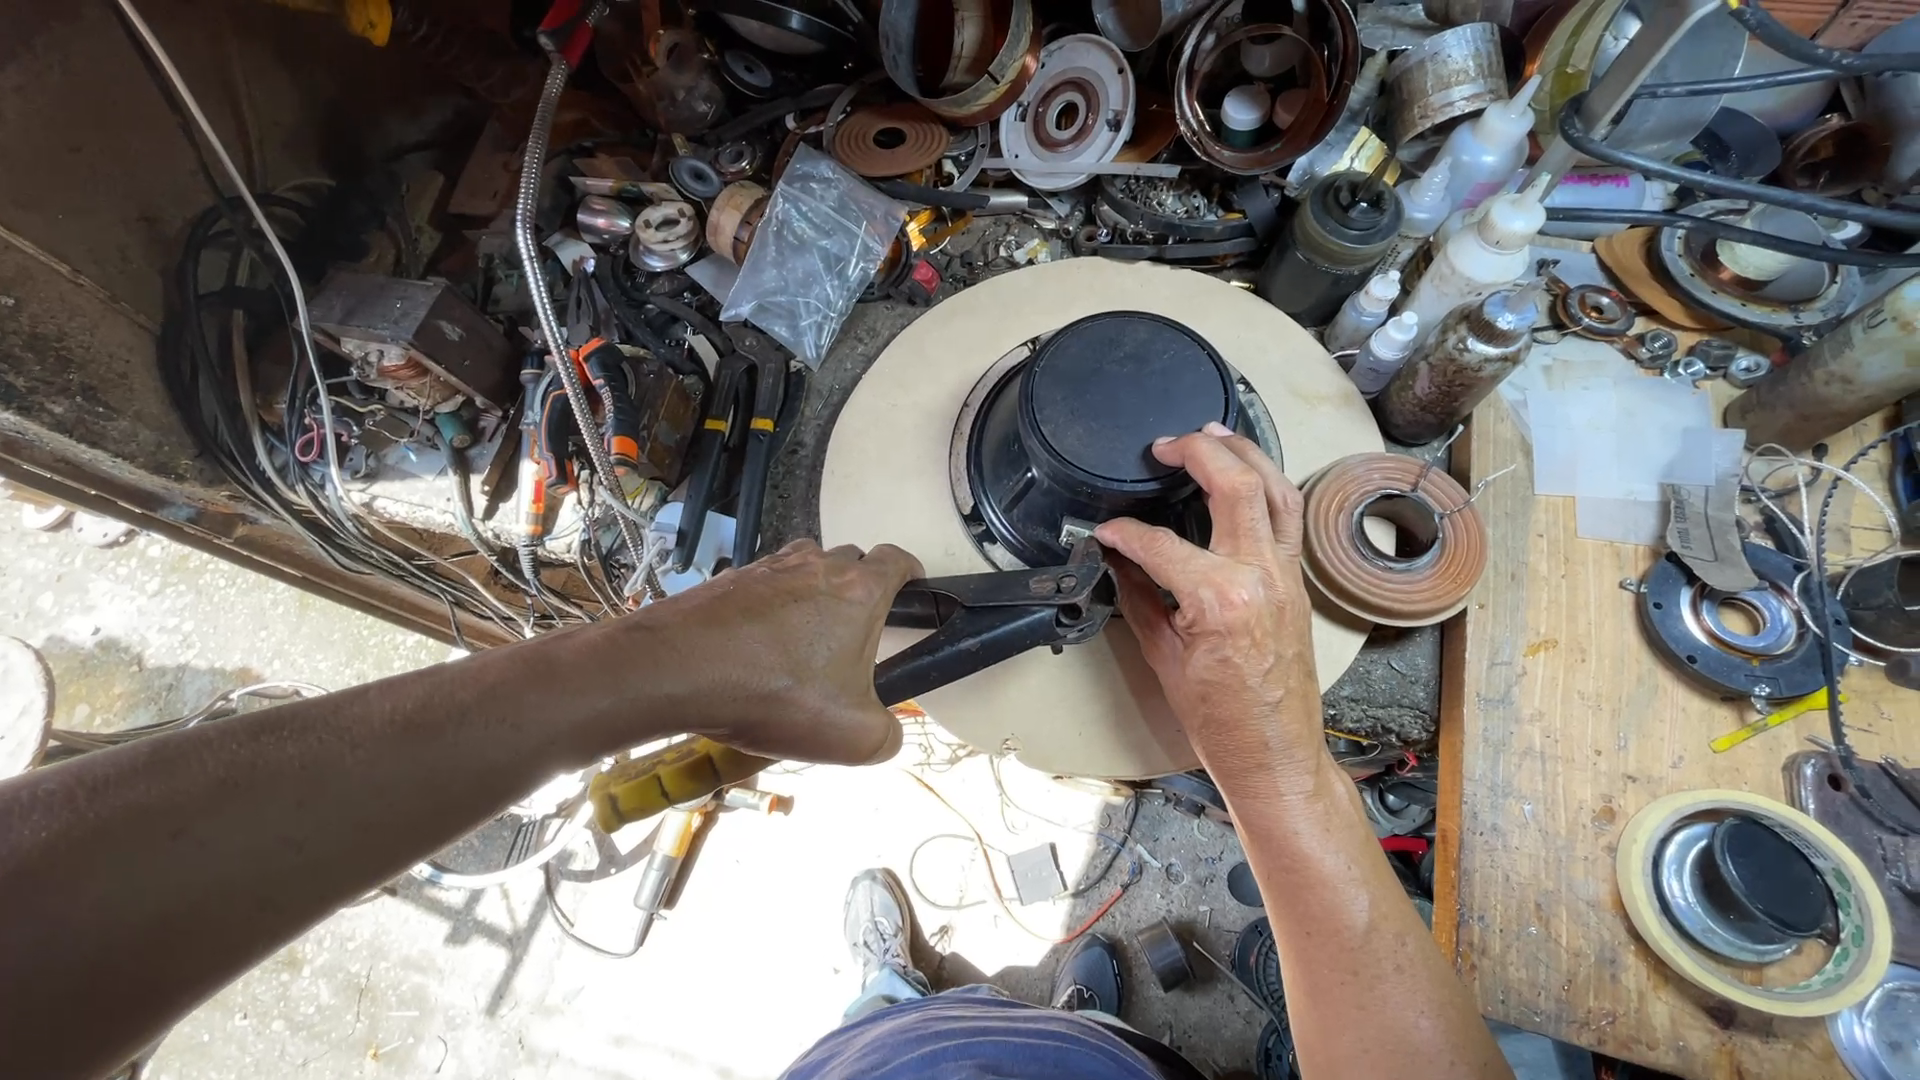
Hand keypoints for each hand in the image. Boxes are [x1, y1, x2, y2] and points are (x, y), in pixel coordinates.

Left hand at [616, 539, 922, 764]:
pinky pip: (764, 585)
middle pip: (851, 561)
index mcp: (859, 591)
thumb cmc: (777, 695)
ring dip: (814, 592)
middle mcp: (818, 566)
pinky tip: (755, 647)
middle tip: (853, 634)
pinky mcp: (729, 579)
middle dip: (859, 588)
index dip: (910, 572)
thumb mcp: (851, 737)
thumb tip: (888, 734)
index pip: (897, 560)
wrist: (677, 669)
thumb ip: (886, 736)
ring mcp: (769, 567)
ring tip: (803, 639)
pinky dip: (769, 606)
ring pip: (806, 567)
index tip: (911, 591)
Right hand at [1093, 423, 1325, 784]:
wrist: (1274, 752)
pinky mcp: (1298, 582)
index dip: (1125, 533)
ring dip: (1247, 454)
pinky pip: (1288, 518)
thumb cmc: (1219, 717)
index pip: (1160, 544)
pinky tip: (1247, 477)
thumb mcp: (1163, 654)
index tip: (1105, 530)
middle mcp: (1261, 575)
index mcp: (1220, 598)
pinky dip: (1267, 486)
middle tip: (1168, 443)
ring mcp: (1287, 575)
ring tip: (1216, 433)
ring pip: (1277, 491)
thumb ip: (1139, 595)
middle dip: (1200, 451)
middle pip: (1236, 487)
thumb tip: (1118, 559)